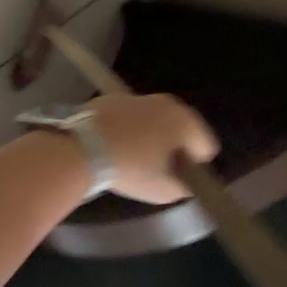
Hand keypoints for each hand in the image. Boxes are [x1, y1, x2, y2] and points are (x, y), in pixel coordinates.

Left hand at [89, 93, 218, 202]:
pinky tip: (114, 144)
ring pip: (153, 120)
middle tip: (158, 168)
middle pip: (180, 128)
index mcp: (185, 121)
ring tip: (134, 157)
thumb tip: (183, 184)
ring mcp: (136, 96)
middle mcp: (165, 102)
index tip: (179, 177)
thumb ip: (182, 187)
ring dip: (150, 134)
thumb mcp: (163, 190)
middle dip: (174, 146)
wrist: (80, 147)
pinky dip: (127, 127)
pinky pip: (128, 117)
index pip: (206, 146)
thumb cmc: (131, 168)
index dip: (196, 166)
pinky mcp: (109, 98)